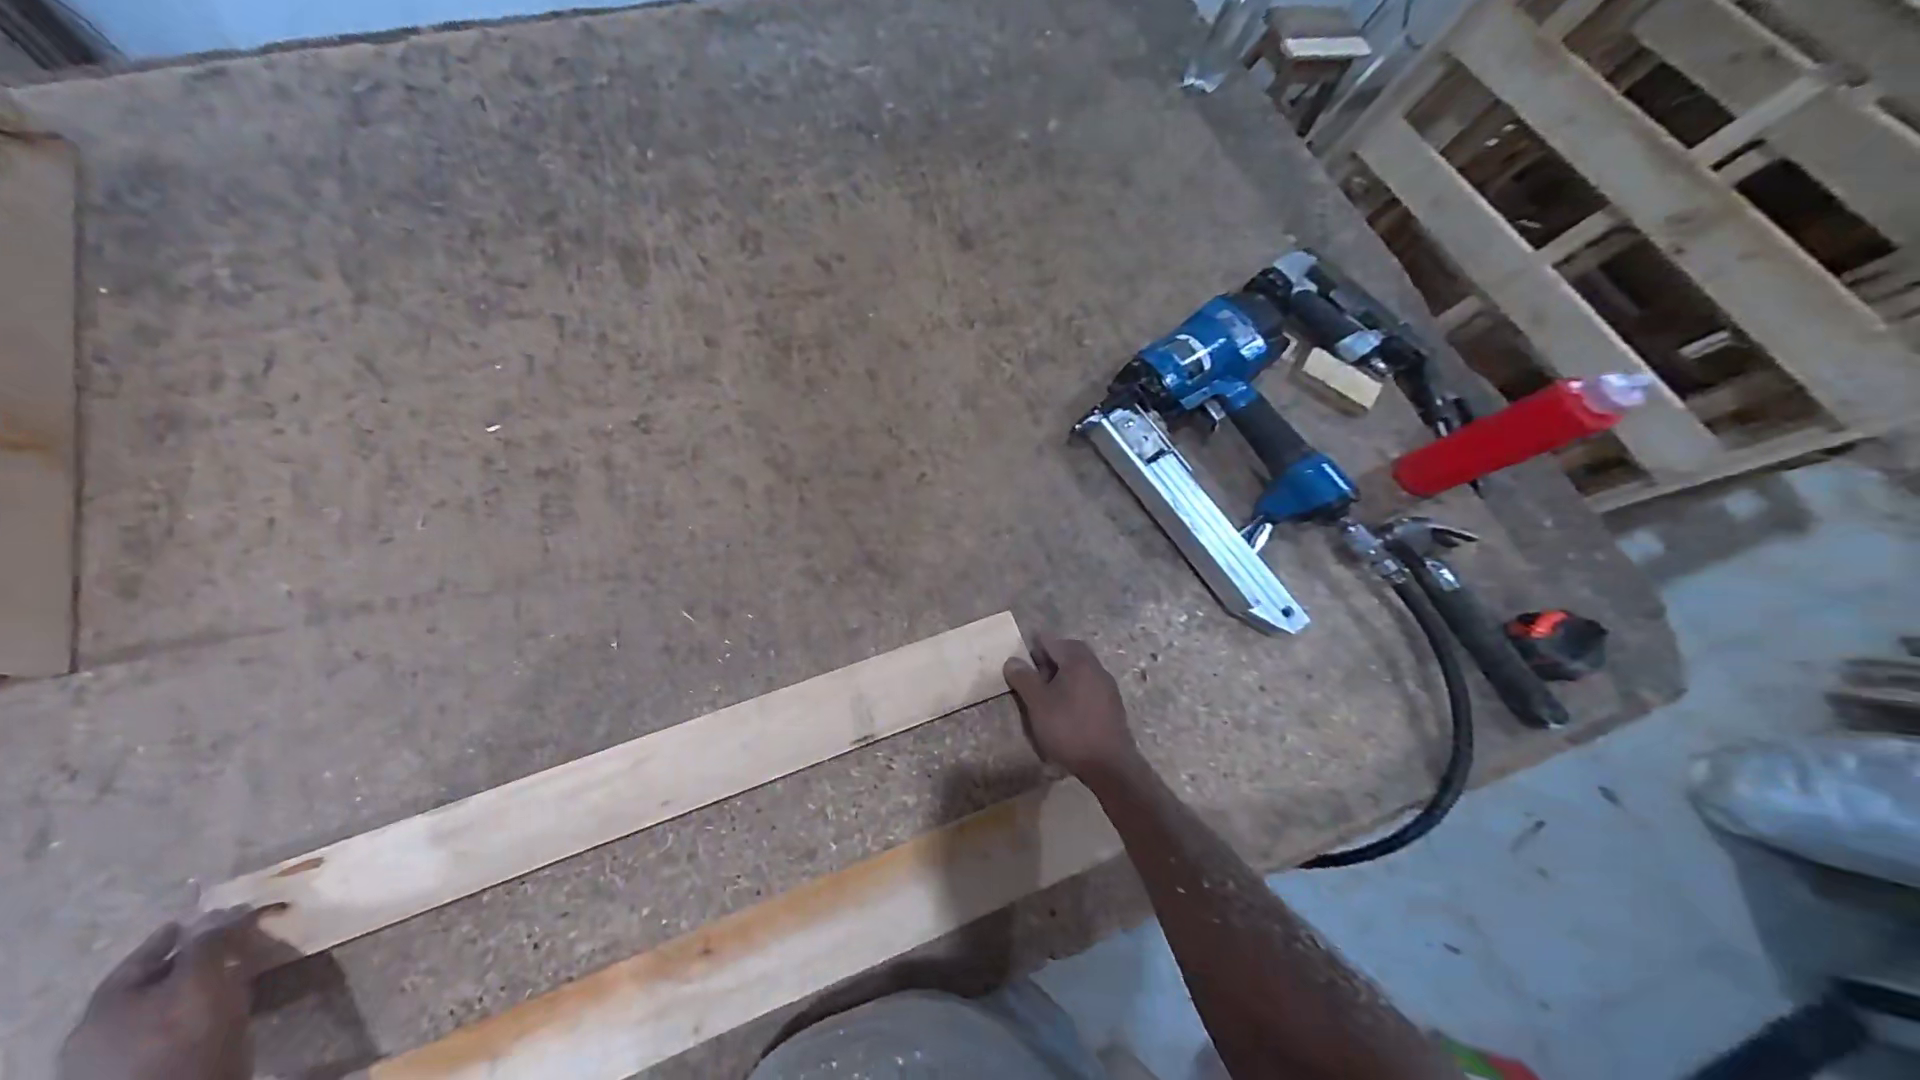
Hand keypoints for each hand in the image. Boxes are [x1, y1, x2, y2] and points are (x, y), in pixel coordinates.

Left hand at [58, 907, 276, 1079]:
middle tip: (229, 941)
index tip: (207, 918)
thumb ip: (208, 943)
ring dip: (198, 985)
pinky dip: (198, 1010)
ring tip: (234, 971)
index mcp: (102, 1007)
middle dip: (190, 960)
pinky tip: (223, 1006)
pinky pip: (173, 1028)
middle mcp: (99, 1032)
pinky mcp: (147, 1070)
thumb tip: (224, 914)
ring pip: (163, 1006)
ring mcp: (118, 1058)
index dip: (176, 935)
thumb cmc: (183, 1034)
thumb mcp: (199, 980)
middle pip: (152, 983)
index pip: (141, 958)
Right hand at [1003, 634, 1141, 782]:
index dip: (1033, 647)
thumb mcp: (1038, 704)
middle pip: (1069, 652)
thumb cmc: (1069, 729)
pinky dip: (1073, 689)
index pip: (1052, 641)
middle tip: (1032, 676)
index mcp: (1078, 661)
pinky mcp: (1112, 705)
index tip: (1019, 661)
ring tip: (1045, 695)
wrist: (1109, 765)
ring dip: (1061, 676)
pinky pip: (1088, 686)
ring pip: (1079, 670)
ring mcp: (1107, 686)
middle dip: (1049, 660)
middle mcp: (1096, 667)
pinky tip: (1064, 709)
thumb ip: (1024, 678)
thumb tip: (1013, 660)